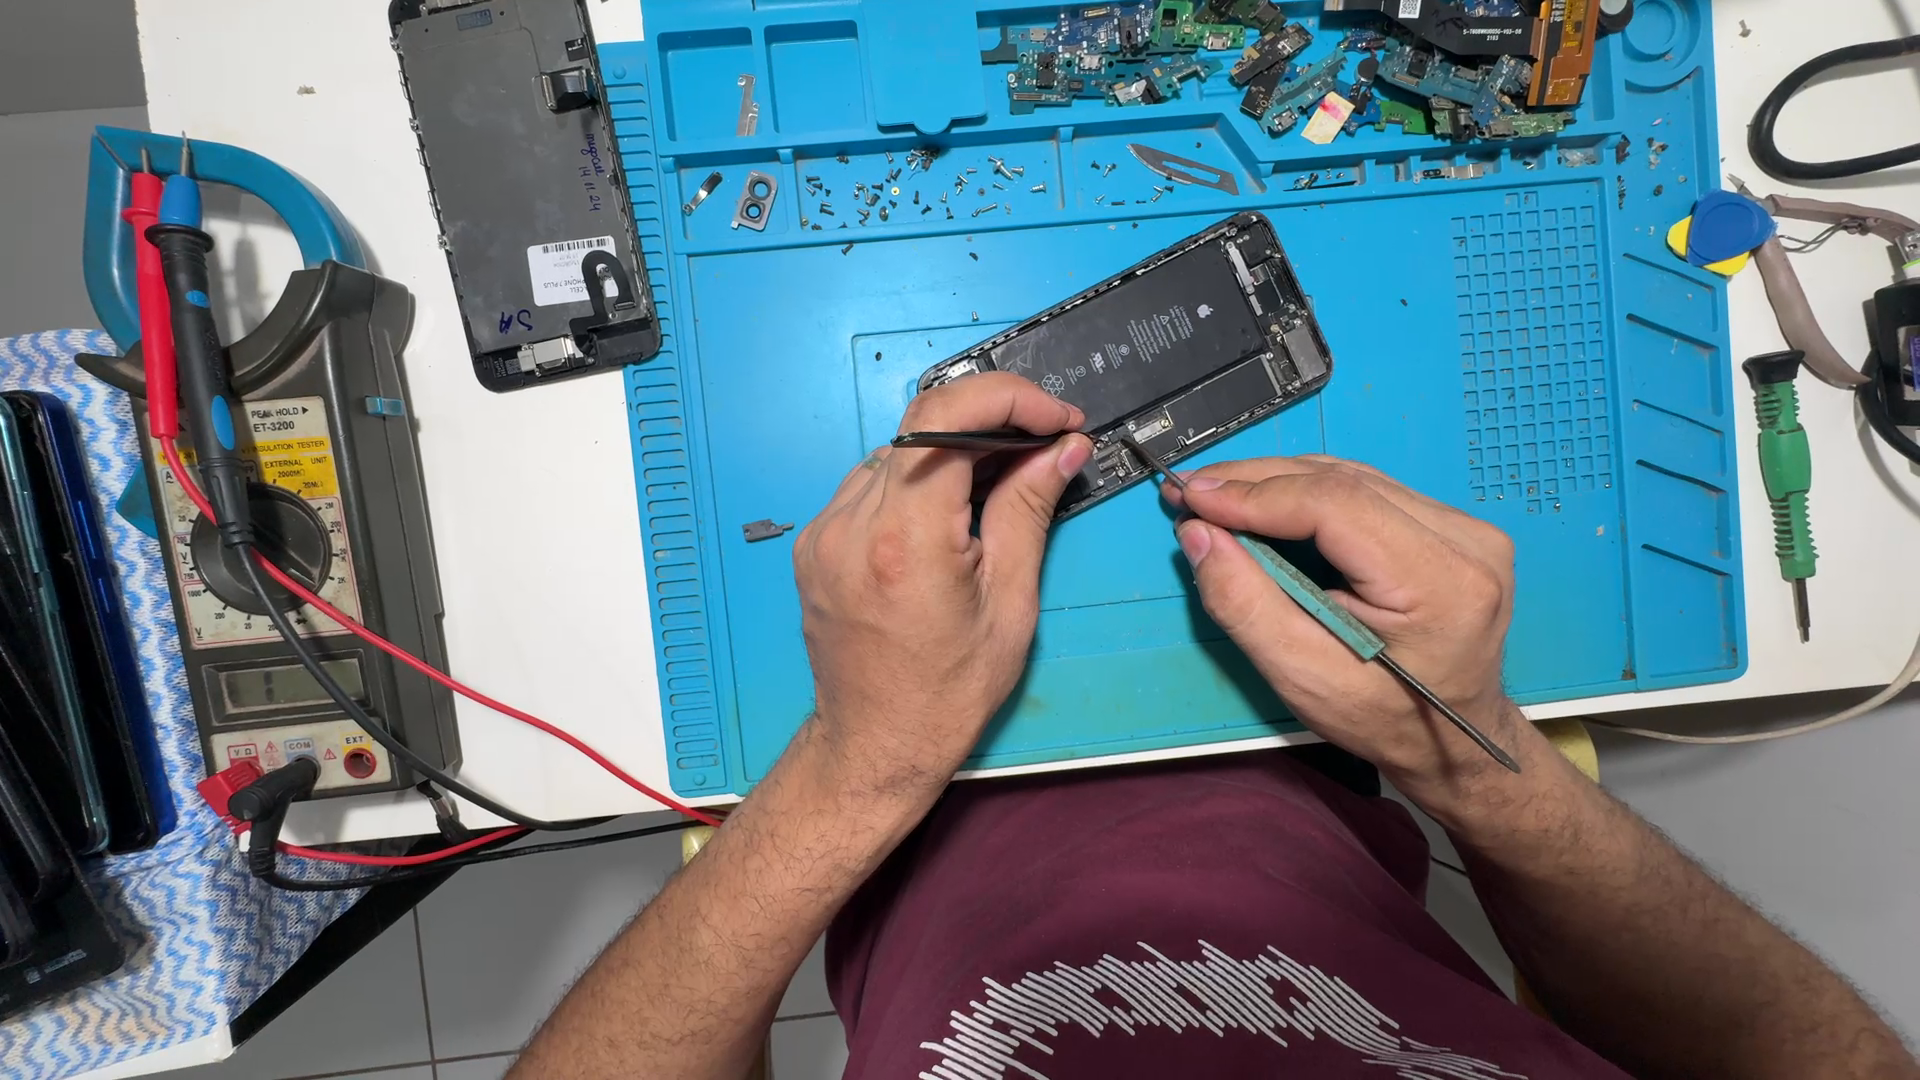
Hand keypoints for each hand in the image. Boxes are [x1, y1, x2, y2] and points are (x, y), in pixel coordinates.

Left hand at [793, 373, 1092, 800]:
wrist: (875, 744)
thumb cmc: (951, 691)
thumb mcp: (1009, 603)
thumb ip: (1030, 510)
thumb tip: (1064, 447)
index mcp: (905, 538)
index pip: (947, 416)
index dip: (1010, 398)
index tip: (1056, 418)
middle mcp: (851, 522)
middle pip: (920, 424)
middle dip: (990, 419)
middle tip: (1041, 444)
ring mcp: (823, 531)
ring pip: (895, 452)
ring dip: (953, 451)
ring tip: (1000, 483)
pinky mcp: (815, 543)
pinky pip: (871, 484)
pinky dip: (917, 481)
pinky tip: (947, 513)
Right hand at [1167, 456, 1530, 796]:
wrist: (1452, 737)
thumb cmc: (1378, 717)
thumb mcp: (1299, 674)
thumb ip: (1244, 603)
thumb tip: (1197, 533)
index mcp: (1439, 579)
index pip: (1335, 505)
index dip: (1255, 495)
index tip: (1191, 498)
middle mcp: (1463, 537)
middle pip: (1339, 481)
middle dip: (1253, 480)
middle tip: (1188, 490)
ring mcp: (1460, 525)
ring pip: (1346, 478)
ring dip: (1272, 481)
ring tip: (1213, 493)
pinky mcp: (1445, 526)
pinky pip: (1359, 490)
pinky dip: (1299, 492)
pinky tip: (1259, 502)